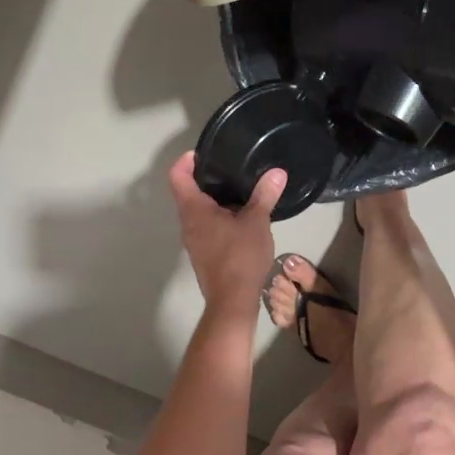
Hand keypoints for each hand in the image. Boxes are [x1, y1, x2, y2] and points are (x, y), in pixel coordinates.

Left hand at [168, 151, 287, 310]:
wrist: (232, 301)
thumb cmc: (240, 256)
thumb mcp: (256, 222)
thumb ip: (264, 195)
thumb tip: (277, 172)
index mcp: (194, 210)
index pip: (177, 176)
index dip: (186, 161)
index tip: (204, 153)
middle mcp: (187, 223)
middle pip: (187, 192)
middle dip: (206, 178)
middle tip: (230, 167)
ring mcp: (193, 241)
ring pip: (198, 211)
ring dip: (215, 200)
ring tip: (240, 190)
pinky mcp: (203, 253)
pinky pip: (206, 226)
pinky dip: (219, 216)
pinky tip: (242, 218)